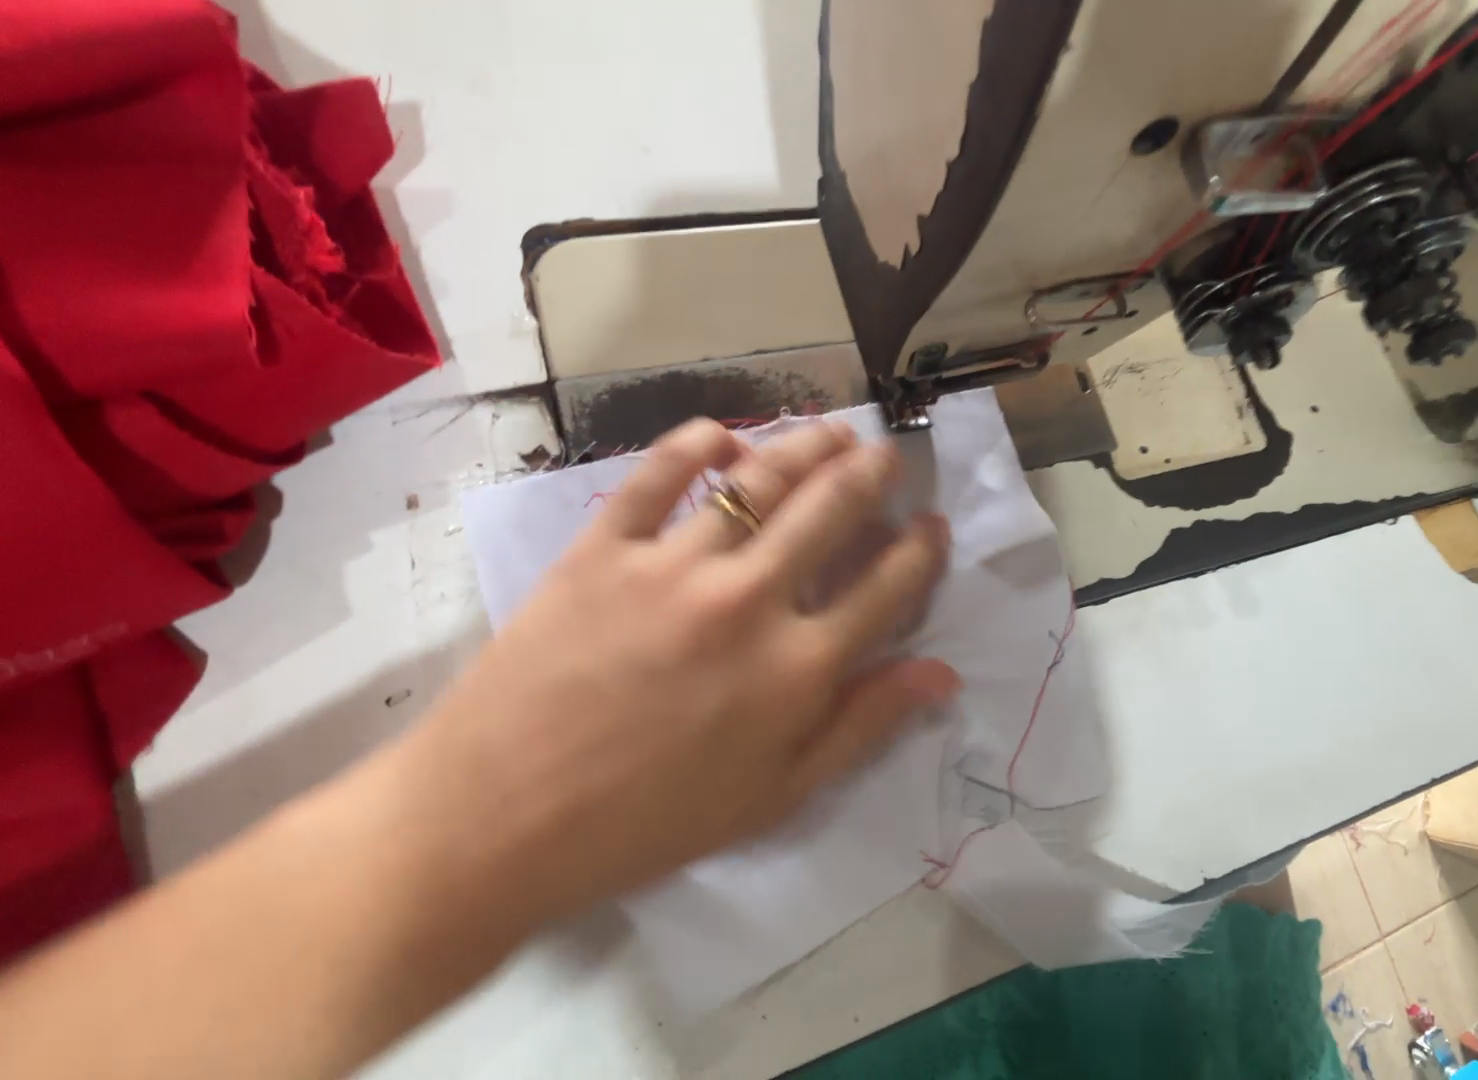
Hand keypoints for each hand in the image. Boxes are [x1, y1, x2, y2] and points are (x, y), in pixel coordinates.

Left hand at [396, 418, 956, 924]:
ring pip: (760, 480)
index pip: (886, 590)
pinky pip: (658, 475)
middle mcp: (748, 601)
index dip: (920, 552)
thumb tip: (941, 674)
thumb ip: (863, 726)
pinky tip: (724, 435)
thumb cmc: (647, 822)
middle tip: (887, 456)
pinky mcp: (602, 548)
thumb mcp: (775, 796)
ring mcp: (672, 566)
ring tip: (832, 431)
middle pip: (832, 512)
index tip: (933, 528)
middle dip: (873, 475)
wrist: (495, 820)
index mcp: (796, 670)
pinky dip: (696, 442)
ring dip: (808, 447)